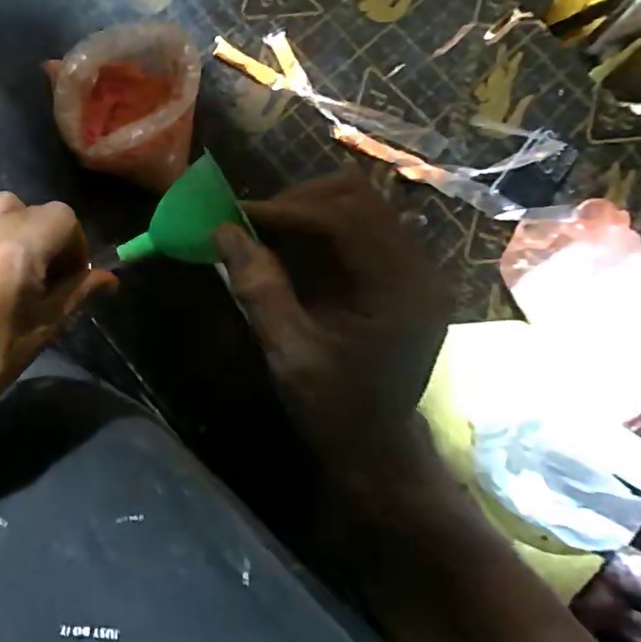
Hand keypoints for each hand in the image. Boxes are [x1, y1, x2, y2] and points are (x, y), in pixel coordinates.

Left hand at [0, 192, 115, 464]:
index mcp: (16, 251)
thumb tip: (109, 278)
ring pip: (0, 203)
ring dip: (17, 224)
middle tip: (46, 279)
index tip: (71, 278)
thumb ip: (77, 294)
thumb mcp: (42, 330)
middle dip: (49, 238)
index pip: (64, 218)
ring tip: (15, 262)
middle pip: (35, 209)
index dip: (75, 246)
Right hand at [214, 168, 449, 452]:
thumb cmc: (335, 407)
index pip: (348, 218)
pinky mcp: (396, 270)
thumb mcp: (289, 353)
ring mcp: (412, 266)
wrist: (376, 444)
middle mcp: (419, 268)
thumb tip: (222, 231)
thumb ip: (260, 289)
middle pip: (358, 197)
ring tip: (261, 230)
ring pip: (357, 203)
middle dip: (296, 202)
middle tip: (249, 223)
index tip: (237, 216)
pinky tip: (284, 244)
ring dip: (304, 208)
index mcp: (402, 290)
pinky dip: (314, 225)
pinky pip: (355, 224)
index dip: (287, 209)